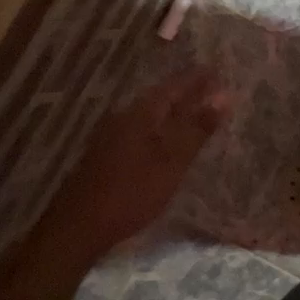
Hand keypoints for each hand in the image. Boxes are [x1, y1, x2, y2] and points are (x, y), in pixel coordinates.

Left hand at [45, 68, 232, 250]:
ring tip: (195, 111)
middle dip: (187, 92)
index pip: (176, 85)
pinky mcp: (106, 154)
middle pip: (162, 97)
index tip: (219, 71)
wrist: (76, 229)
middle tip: (212, 88)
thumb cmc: (130, 192)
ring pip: (150, 114)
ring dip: (173, 111)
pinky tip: (165, 139)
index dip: (198, 78)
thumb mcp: (171, 162)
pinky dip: (160, 128)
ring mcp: (112, 135)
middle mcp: (125, 116)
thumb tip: (224, 96)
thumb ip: (197, 129)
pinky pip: (141, 129)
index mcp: (142, 112)